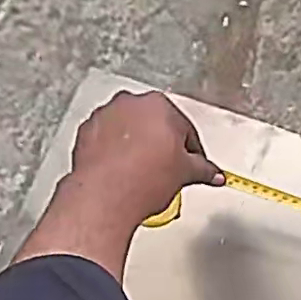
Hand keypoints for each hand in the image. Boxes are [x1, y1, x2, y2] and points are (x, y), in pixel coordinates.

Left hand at [65, 91, 222, 223]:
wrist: (106, 196)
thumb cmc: (142, 180)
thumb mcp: (184, 175)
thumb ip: (202, 170)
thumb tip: (213, 173)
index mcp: (160, 105)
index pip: (185, 130)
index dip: (192, 154)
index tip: (192, 167)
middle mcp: (131, 104)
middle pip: (155, 126)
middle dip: (163, 148)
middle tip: (167, 173)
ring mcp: (106, 116)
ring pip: (129, 132)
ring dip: (138, 149)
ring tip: (143, 176)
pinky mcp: (87, 132)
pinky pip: (108, 141)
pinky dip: (115, 154)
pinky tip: (122, 174)